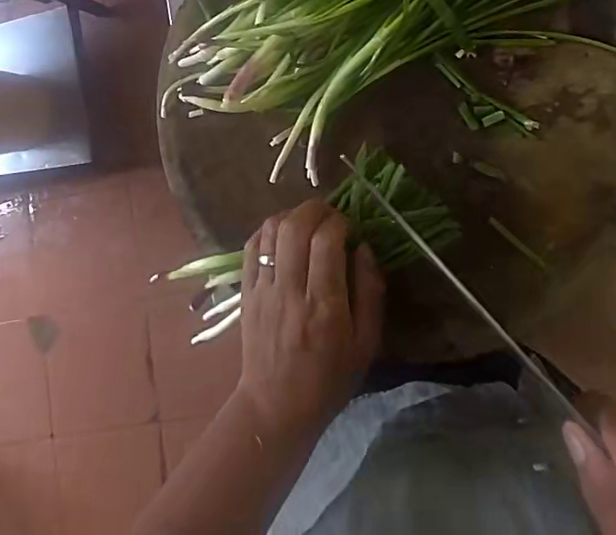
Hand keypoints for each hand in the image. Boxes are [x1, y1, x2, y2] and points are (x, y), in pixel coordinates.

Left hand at [234, 199, 385, 439]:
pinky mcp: (246, 291)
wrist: (276, 406)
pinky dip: (267, 230)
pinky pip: (252, 246)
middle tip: (330, 214)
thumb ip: (370, 291)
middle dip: (315, 209)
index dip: (339, 222)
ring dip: (291, 215)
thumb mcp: (366, 343)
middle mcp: (290, 291)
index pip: (326, 242)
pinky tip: (282, 234)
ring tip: (307, 221)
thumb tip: (364, 247)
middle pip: (295, 227)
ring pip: (270, 230)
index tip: (349, 226)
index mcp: (325, 306)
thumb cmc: (329, 378)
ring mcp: (263, 289)